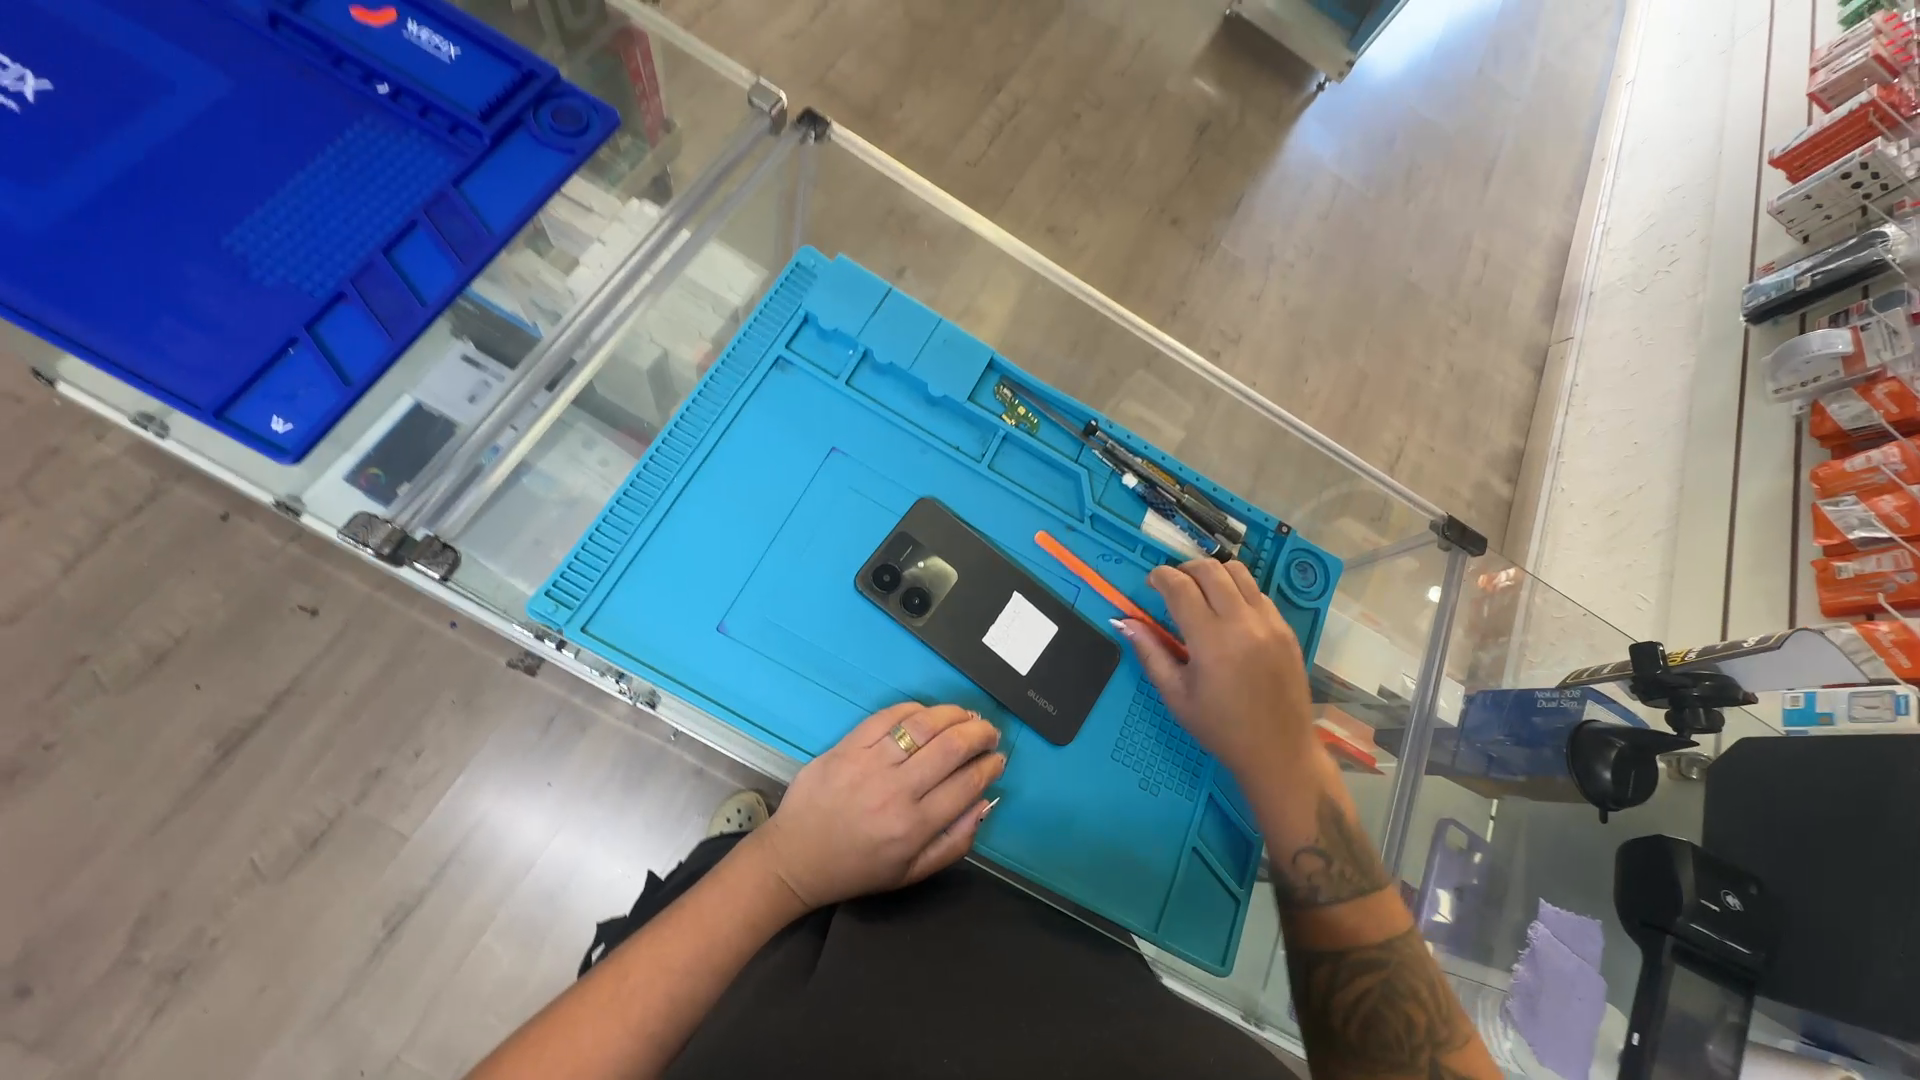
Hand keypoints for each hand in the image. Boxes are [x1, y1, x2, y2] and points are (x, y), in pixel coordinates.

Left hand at [748, 702, 1005, 909]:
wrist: (796, 858)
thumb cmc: (858, 868)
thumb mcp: (912, 872)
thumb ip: (954, 842)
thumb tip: (986, 802)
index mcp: (914, 826)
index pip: (967, 784)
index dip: (990, 767)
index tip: (998, 759)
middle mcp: (896, 791)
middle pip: (951, 748)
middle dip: (979, 734)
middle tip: (989, 732)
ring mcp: (869, 764)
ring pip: (923, 726)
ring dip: (953, 715)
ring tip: (967, 716)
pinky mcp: (847, 746)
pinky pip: (887, 717)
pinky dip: (915, 709)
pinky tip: (929, 712)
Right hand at [1119, 559, 1318, 784]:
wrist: (1279, 751)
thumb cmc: (1220, 728)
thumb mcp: (1176, 695)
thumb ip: (1149, 653)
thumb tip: (1124, 622)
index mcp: (1211, 640)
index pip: (1180, 586)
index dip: (1160, 577)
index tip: (1150, 583)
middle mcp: (1242, 622)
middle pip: (1210, 569)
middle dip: (1184, 570)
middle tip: (1172, 587)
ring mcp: (1269, 622)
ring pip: (1239, 572)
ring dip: (1213, 574)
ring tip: (1201, 592)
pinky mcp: (1286, 629)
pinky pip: (1258, 592)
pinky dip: (1237, 591)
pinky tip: (1228, 613)